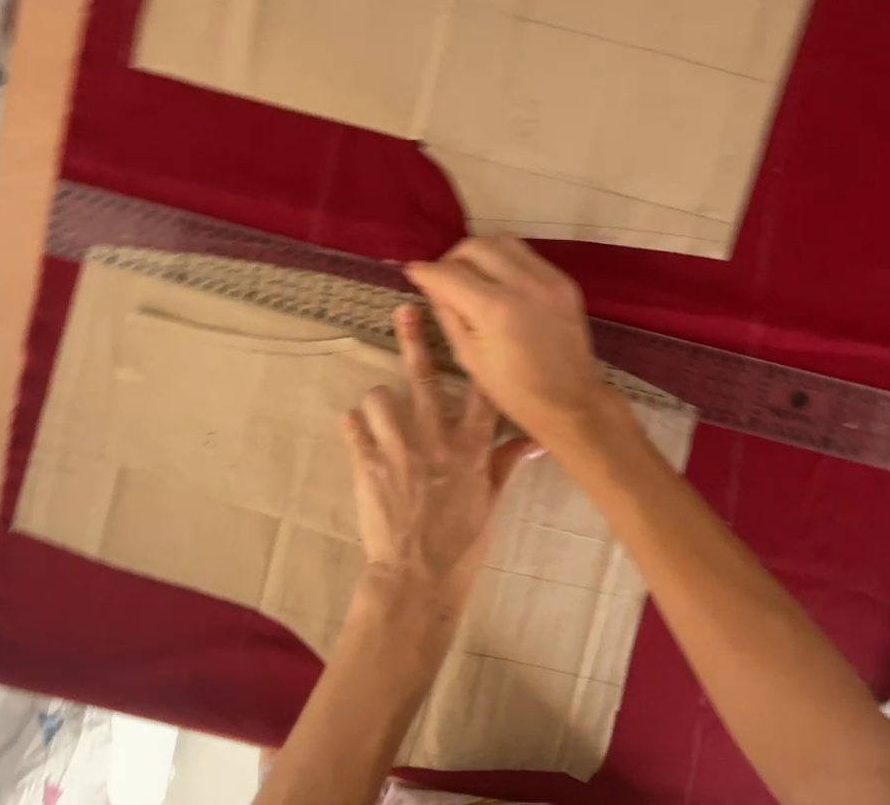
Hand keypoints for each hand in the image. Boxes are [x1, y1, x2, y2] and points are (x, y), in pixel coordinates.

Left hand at [342, 305, 535, 606]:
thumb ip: (506, 463)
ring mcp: (399, 449)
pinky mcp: (367, 464)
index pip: (480, 390)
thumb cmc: (462, 544)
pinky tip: (354, 426)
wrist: (418, 578)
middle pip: (425, 376)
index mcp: (471, 446)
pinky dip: (353, 425)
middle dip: (414, 338)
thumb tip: (535, 440)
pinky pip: (354, 428)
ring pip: (381, 396)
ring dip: (379, 399)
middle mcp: (436, 438)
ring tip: (380, 408)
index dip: (474, 353)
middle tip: (405, 310)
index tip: (466, 321)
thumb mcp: (492, 503)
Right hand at [404, 236, 614, 442]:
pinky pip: (526, 255)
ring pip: (502, 242)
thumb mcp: (468, 356)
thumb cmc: (513, 391)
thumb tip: (430, 283)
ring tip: (472, 276)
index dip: (425, 271)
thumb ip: (447, 312)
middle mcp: (523, 285)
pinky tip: (500, 283)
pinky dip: (506, 261)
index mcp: (495, 310)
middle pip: (475, 247)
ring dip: (480, 254)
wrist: (570, 402)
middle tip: (445, 278)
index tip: (413, 273)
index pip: (449, 274)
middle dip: (451, 258)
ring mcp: (548, 280)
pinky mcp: (564, 281)